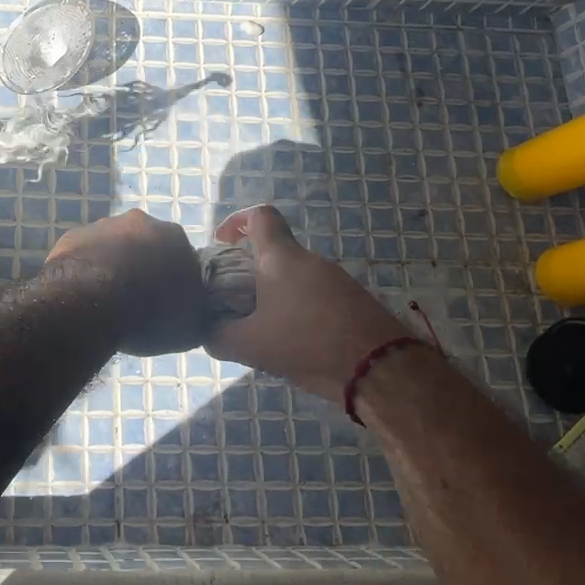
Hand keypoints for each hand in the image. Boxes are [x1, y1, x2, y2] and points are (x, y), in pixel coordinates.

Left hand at [45, 209, 208, 355]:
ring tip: (105, 300)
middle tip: (134, 299)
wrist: (93, 304)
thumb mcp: (190, 325)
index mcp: (174, 236)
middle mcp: (140, 221)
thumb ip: (193, 310)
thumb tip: (189, 310)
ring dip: (111, 266)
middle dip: (141, 266)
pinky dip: (85, 270)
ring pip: (112, 247)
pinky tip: (83, 294)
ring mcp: (103, 225)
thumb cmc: (150, 313)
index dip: (172, 278)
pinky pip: (84, 254)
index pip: (179, 255)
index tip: (164, 301)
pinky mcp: (73, 236)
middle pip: (144, 245)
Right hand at [207, 205, 411, 402]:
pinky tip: (296, 344)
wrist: (378, 368)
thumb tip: (206, 332)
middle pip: (274, 252)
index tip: (223, 244)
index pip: (259, 216)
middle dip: (251, 273)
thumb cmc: (306, 343)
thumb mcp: (251, 346)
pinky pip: (316, 296)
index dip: (236, 221)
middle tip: (235, 304)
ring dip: (276, 296)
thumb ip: (219, 336)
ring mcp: (336, 280)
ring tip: (264, 331)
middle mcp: (309, 261)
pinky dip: (300, 311)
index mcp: (280, 258)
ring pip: (295, 277)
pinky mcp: (354, 301)